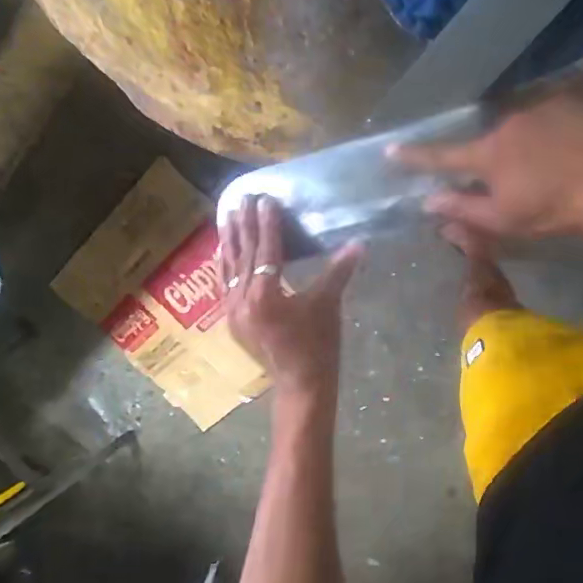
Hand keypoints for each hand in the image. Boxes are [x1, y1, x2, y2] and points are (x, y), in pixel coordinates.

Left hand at [218, 195, 362, 391]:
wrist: (301, 384)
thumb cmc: (318, 345)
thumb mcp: (328, 304)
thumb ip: (339, 271)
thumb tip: (358, 242)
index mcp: (265, 295)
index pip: (266, 250)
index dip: (267, 223)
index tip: (265, 199)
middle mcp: (242, 300)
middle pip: (243, 255)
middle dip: (243, 225)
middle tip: (242, 198)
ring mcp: (234, 311)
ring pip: (229, 268)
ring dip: (230, 241)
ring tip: (227, 215)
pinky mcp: (233, 320)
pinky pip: (225, 285)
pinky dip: (226, 264)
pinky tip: (223, 251)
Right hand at [389, 93, 582, 237]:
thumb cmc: (552, 212)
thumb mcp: (503, 220)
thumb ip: (461, 209)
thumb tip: (428, 201)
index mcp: (488, 153)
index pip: (442, 155)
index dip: (415, 156)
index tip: (391, 150)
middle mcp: (507, 122)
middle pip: (489, 142)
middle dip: (495, 161)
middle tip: (518, 183)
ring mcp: (539, 109)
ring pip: (521, 130)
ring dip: (527, 147)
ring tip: (551, 169)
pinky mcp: (568, 104)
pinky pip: (549, 118)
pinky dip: (552, 135)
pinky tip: (569, 154)